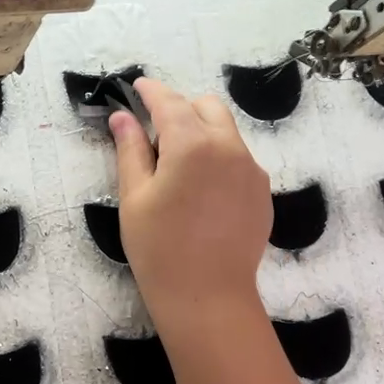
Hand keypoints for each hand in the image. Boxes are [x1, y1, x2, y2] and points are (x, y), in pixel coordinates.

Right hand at [109, 77, 271, 330]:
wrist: (206, 295)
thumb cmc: (158, 248)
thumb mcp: (134, 198)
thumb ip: (130, 151)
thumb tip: (122, 118)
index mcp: (192, 144)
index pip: (169, 102)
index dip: (151, 91)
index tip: (137, 87)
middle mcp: (229, 147)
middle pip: (207, 107)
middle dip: (180, 108)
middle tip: (154, 133)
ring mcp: (252, 169)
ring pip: (227, 132)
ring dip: (201, 133)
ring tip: (177, 166)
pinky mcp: (262, 192)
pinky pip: (239, 160)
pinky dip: (218, 159)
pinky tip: (200, 193)